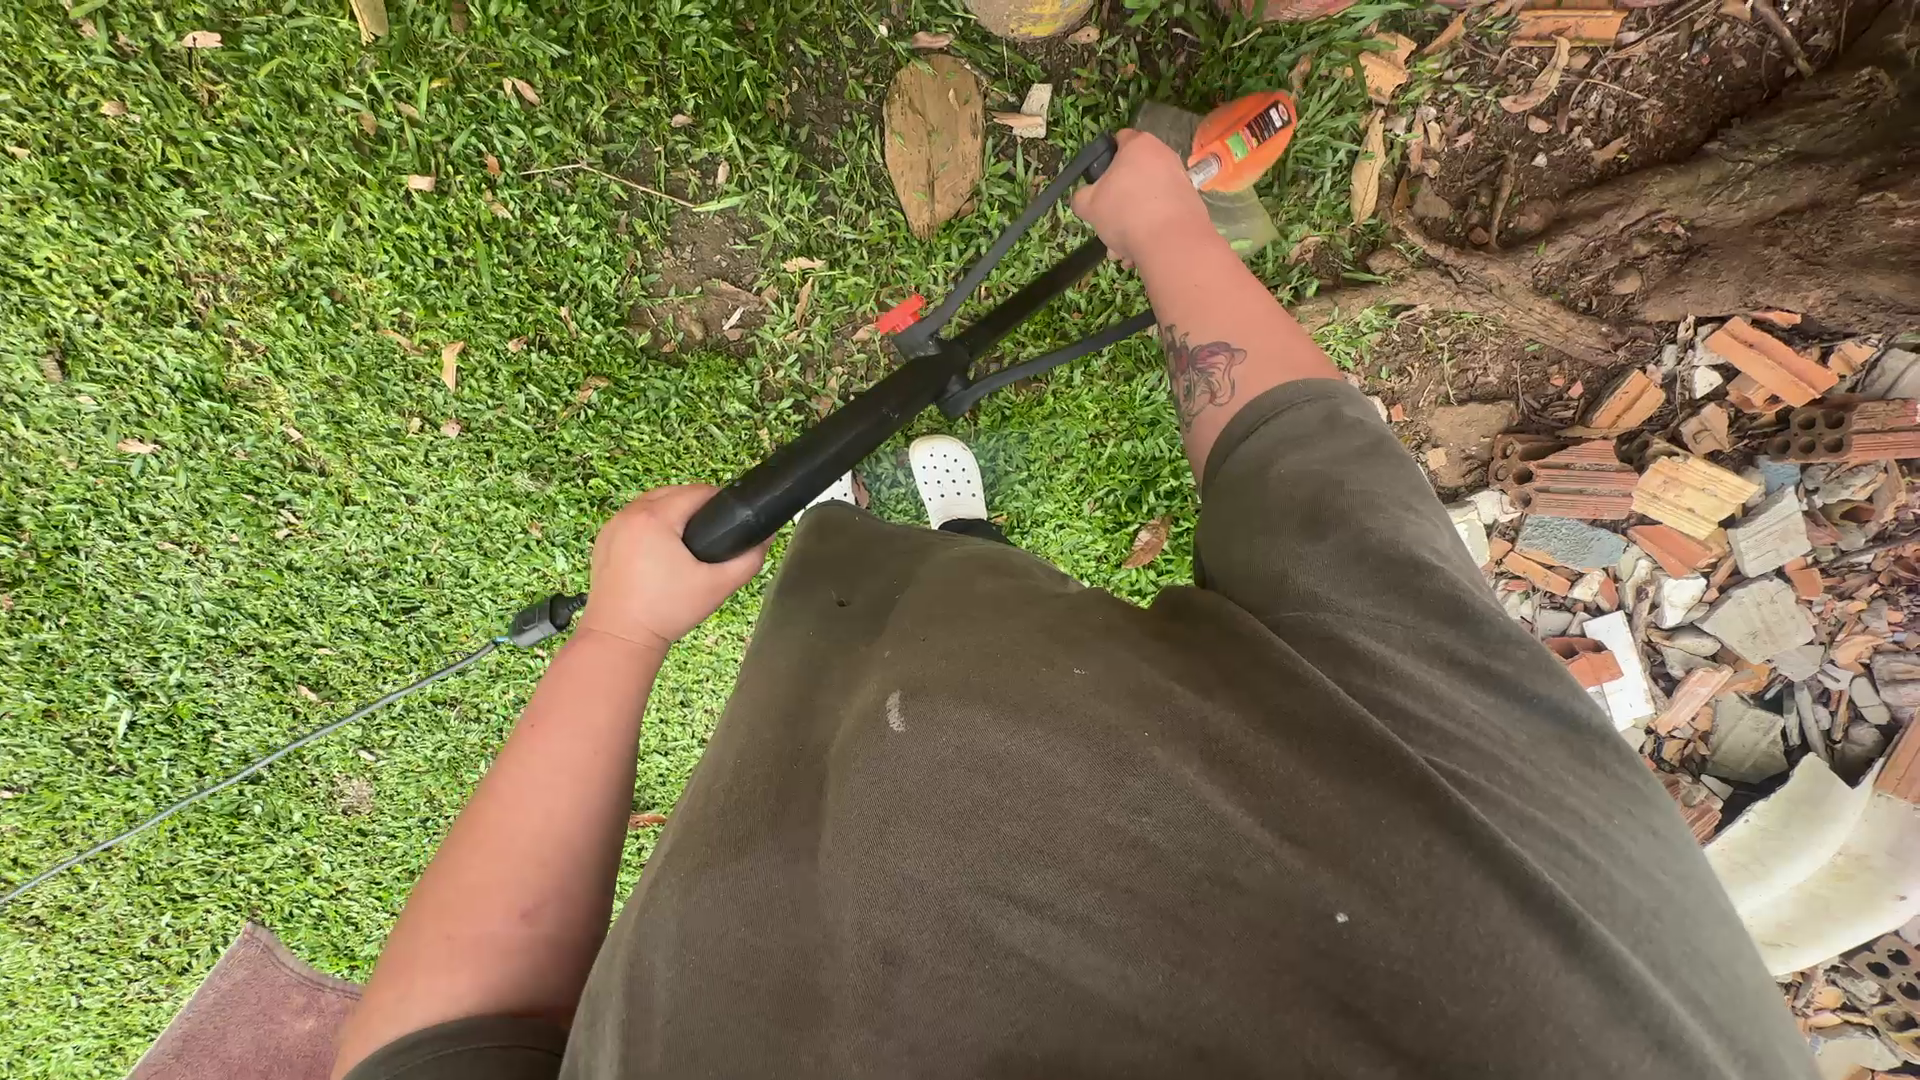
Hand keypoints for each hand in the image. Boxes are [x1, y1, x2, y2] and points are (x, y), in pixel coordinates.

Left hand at [575, 485, 768, 652]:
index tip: (731, 521)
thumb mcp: (719, 586)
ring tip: (691, 540)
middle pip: (673, 493)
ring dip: (673, 512)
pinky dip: (651, 525)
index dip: (720, 502)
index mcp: (655, 518)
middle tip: (714, 533)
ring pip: (652, 504)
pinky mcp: (604, 540)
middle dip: (696, 506)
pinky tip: (664, 548)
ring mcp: (613, 526)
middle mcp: (629, 514)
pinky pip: (634, 519)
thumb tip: (766, 537)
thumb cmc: (668, 610)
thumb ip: (749, 559)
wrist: (621, 636)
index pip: (697, 492)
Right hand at [1071, 129, 1212, 267]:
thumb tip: (1085, 198)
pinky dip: (1149, 230)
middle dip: (1119, 202)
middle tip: (1108, 224)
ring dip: (1132, 223)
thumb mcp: (1088, 205)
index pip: (1120, 138)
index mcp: (1138, 145)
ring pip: (1147, 199)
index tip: (1099, 181)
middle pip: (1134, 174)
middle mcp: (1163, 154)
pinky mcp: (1189, 202)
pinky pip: (1161, 213)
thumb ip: (1081, 197)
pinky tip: (1139, 253)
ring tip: (1122, 250)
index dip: (1106, 158)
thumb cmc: (1124, 213)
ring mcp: (1179, 178)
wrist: (1170, 240)